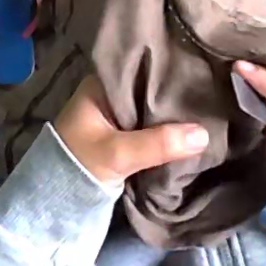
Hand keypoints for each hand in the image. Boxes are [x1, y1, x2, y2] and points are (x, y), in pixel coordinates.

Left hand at [51, 76, 208, 184]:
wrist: (57, 202)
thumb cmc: (80, 165)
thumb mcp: (118, 153)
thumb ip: (158, 143)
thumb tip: (203, 134)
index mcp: (100, 84)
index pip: (139, 64)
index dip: (166, 65)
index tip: (195, 66)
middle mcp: (109, 92)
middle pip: (148, 83)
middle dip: (172, 88)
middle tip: (207, 84)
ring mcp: (116, 113)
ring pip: (151, 103)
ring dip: (171, 108)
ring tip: (205, 100)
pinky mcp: (124, 132)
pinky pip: (150, 121)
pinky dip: (166, 124)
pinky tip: (191, 122)